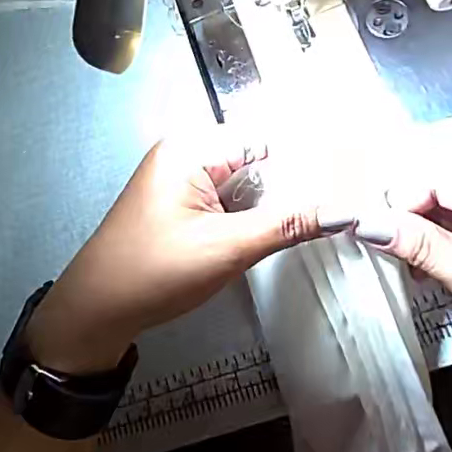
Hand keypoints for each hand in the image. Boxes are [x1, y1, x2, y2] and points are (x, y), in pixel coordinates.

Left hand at [24, 132, 344, 372]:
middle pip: (260, 156)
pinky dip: (261, 210)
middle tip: (352, 195)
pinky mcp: (188, 203)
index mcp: (191, 148)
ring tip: (333, 207)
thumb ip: (288, 224)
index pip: (266, 137)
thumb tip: (346, 211)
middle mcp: (189, 153)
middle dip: (300, 178)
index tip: (356, 170)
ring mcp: (187, 179)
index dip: (310, 154)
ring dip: (282, 197)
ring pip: (251, 179)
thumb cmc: (153, 273)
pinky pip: (236, 197)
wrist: (95, 313)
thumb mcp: (226, 249)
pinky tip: (292, 222)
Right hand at [354, 177, 451, 451]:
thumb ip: (428, 250)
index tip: (367, 237)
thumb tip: (368, 222)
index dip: (400, 204)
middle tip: (388, 261)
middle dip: (416, 223)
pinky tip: (440, 275)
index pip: (442, 179)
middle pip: (451, 194)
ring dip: (434, 241)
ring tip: (411, 273)